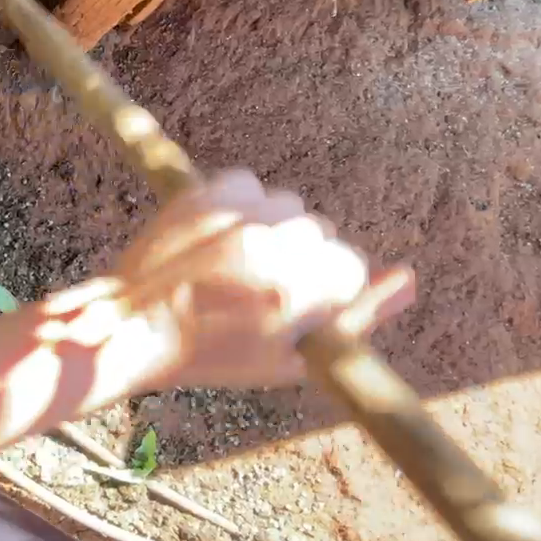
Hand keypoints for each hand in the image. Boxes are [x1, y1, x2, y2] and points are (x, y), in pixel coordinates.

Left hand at [107, 170, 413, 390]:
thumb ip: (356, 317)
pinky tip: (214, 234)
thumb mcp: (292, 357)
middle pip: (317, 232)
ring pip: (283, 206)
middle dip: (292, 257)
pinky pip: (243, 183)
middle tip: (247, 285)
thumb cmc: (210, 353)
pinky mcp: (206, 195)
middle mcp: (285, 240)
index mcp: (313, 283)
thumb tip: (409, 277)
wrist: (132, 326)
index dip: (317, 290)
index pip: (350, 266)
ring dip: (266, 227)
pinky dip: (235, 203)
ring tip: (228, 260)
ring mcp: (244, 213)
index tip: (281, 305)